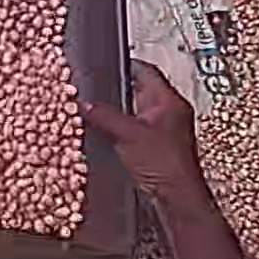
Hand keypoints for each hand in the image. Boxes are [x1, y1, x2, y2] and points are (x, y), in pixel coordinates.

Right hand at [82, 61, 212, 211]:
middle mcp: (168, 113)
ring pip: (134, 110)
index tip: (106, 60)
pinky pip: (132, 128)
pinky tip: (104, 130)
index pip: (147, 72)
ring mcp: (162, 130)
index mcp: (169, 102)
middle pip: (139, 90)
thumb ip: (103, 116)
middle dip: (116, 87)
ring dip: (117, 108)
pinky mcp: (154, 146)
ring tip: (94, 105)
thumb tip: (81, 103)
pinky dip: (118, 126)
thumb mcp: (128, 134)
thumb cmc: (164, 165)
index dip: (126, 63)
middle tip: (94, 82)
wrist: (176, 198)